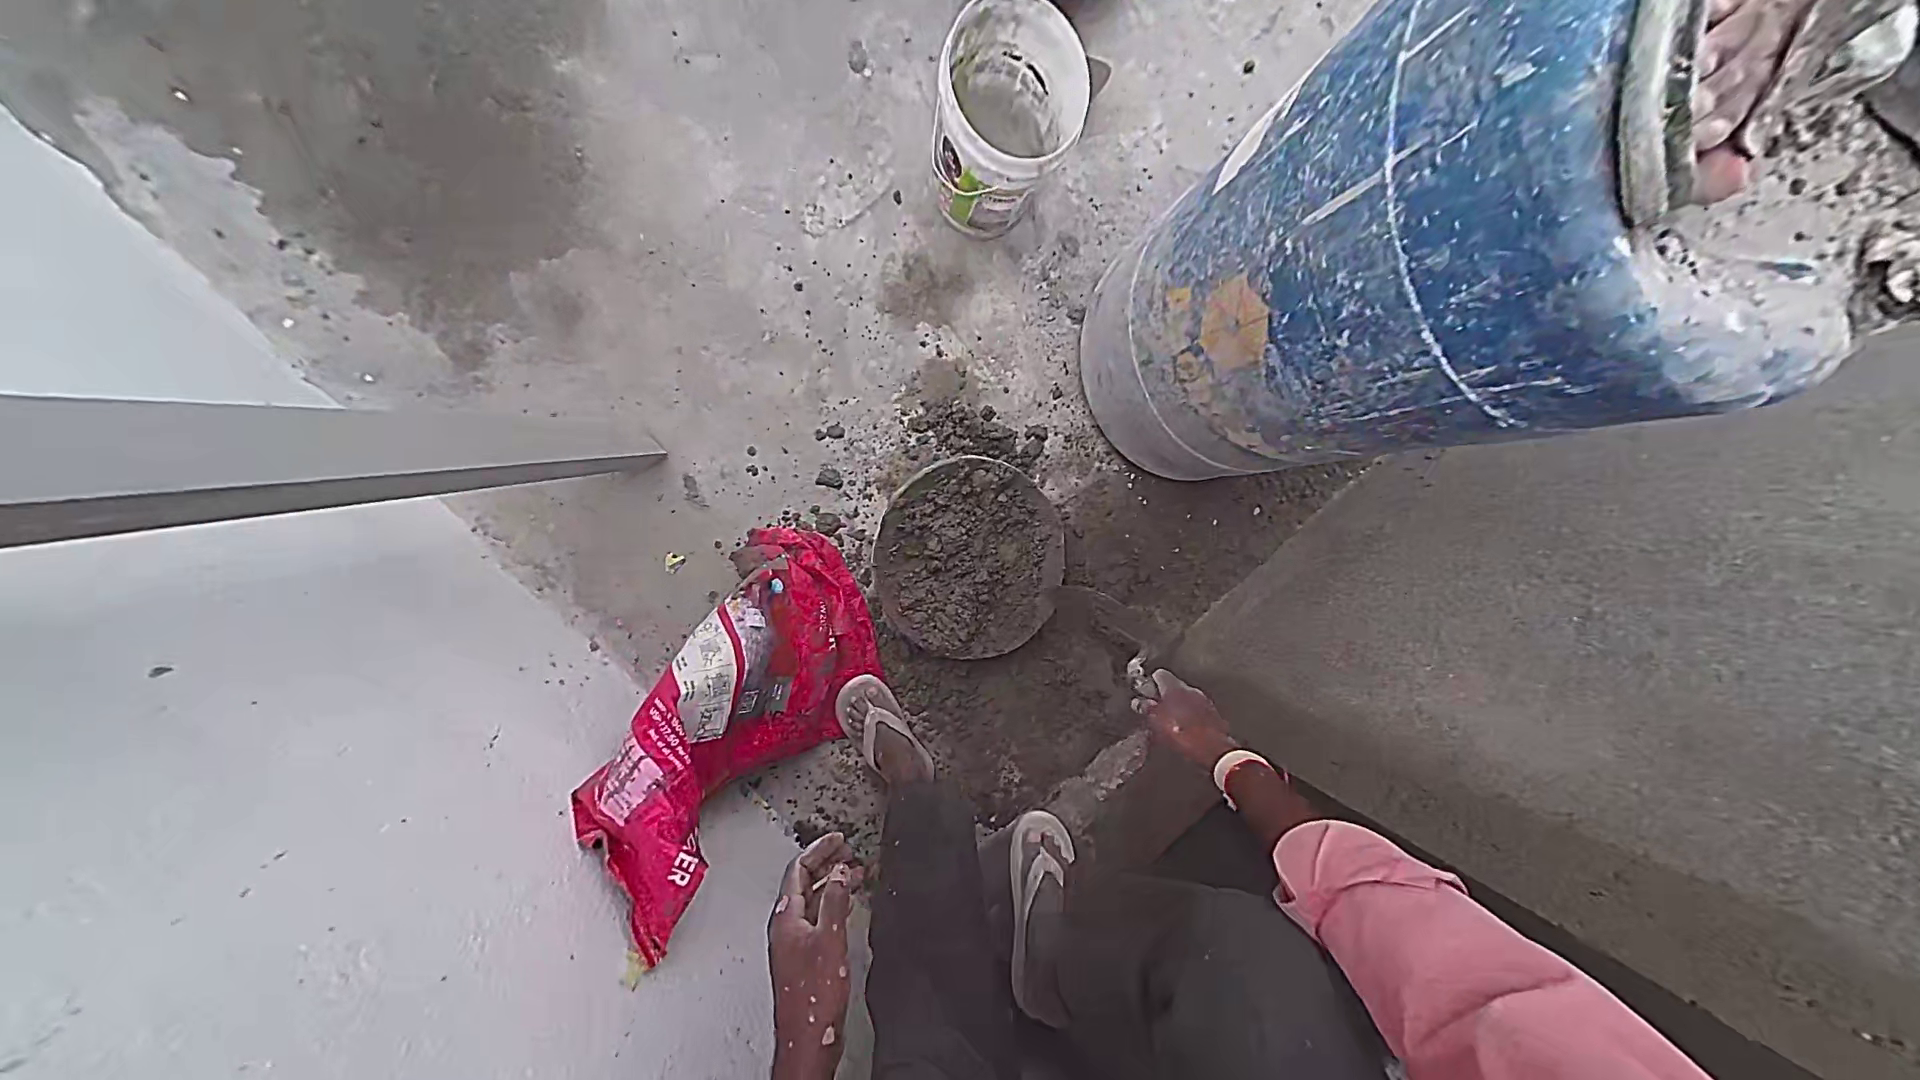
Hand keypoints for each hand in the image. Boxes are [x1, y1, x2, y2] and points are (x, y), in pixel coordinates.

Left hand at [769, 832, 857, 1079]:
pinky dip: (834, 901)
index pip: (798, 869)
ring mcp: (795, 941)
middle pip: (804, 881)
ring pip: (813, 898)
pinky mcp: (806, 955)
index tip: (837, 839)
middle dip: (827, 862)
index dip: (819, 850)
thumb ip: (834, 900)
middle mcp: (787, 926)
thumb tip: (839, 871)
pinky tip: (849, 902)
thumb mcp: (829, 938)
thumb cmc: (813, 998)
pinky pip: (819, 915)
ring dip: (832, 881)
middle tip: (847, 850)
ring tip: (854, 871)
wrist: (809, 1040)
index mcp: (786, 918)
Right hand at [1131, 669, 1240, 768]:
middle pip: (1173, 686)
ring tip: (1170, 722)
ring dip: (1178, 706)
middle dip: (1164, 696)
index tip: (1146, 694)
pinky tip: (1185, 728)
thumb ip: (1146, 709)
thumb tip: (1140, 702)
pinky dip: (1190, 715)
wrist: (1214, 751)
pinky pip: (1197, 709)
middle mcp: (1191, 689)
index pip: (1159, 674)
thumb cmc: (1183, 735)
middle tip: (1156, 711)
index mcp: (1174, 687)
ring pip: (1186, 697)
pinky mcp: (1214, 714)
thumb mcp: (1156, 723)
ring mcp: (1204, 701)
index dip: (1150, 683)